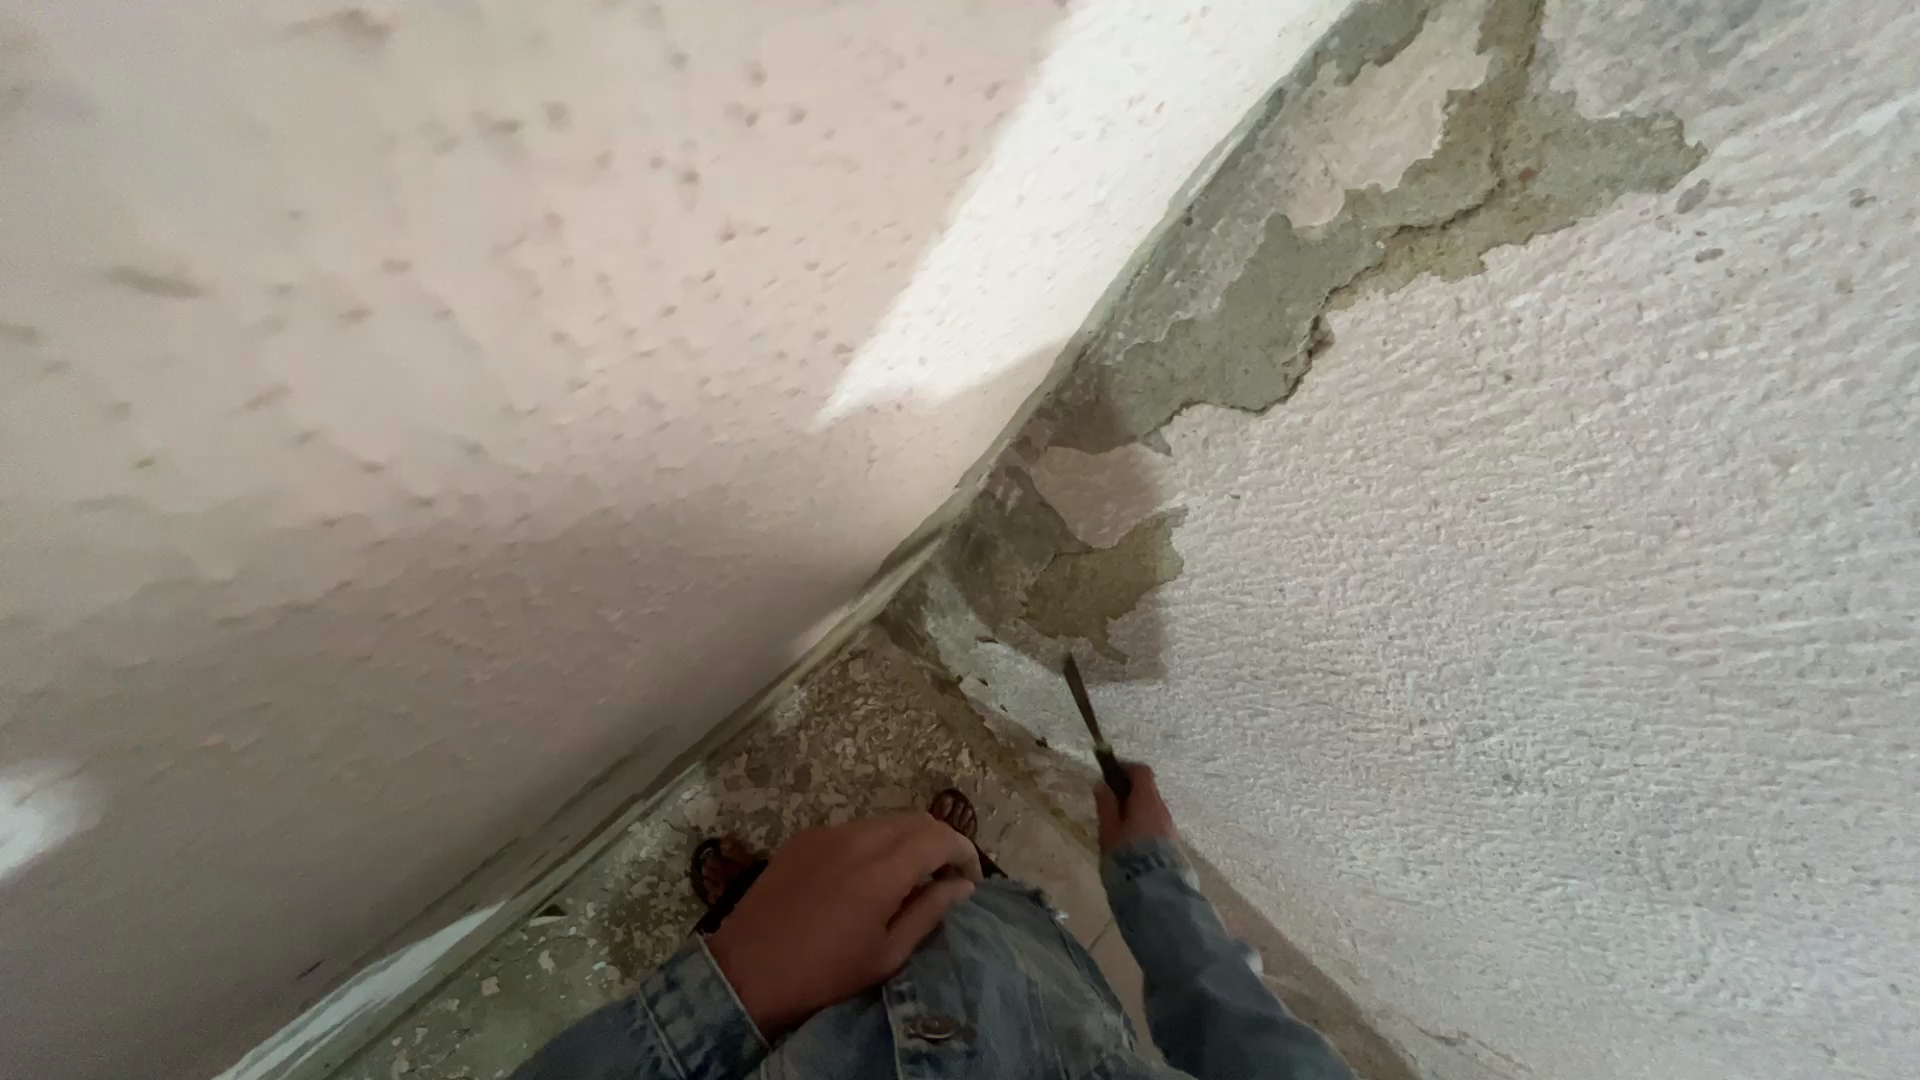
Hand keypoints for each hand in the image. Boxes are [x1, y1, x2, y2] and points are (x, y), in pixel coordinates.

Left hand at [704, 813, 980, 1035]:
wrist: (745, 972)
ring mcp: (829, 831)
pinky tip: (866, 874)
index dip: (965, 851)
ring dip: (908, 840)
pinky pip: (854, 828)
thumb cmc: (823, 974)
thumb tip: (961, 885)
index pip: (941, 836)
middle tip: (945, 877)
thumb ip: (929, 912)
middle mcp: (859, 837)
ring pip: (886, 820)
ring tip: (909, 876)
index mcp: (883, 870)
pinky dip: (875, 842)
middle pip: (917, 819)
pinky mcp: (807, 835)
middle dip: (940, 841)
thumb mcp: (886, 955)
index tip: (970, 879)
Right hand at [1093, 763, 1177, 851]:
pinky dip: (1145, 824)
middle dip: (1129, 792)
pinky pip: (1157, 824)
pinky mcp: (1174, 843)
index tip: (1110, 775)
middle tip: (1110, 804)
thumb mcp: (1109, 830)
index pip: (1141, 771)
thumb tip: (1101, 784)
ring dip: (1137, 809)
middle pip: (1148, 790)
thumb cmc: (1127, 855)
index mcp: (1146, 800)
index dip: (1125, 768)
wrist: (1156, 891)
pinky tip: (1133, 842)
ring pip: (1152, 808)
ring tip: (1119, 827)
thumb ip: (1106, 805)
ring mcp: (1170, 826)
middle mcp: (1162, 809)